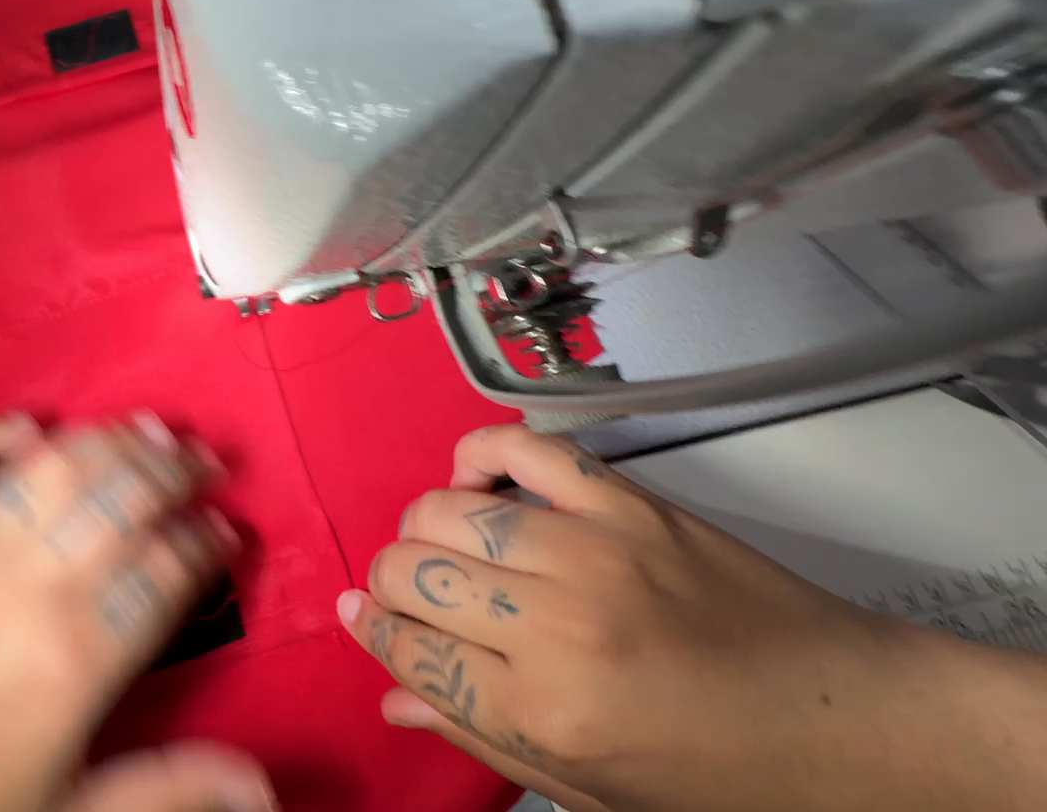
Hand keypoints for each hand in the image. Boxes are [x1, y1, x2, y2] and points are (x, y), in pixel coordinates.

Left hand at [0, 414, 274, 811]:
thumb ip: (166, 787)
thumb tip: (259, 785)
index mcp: (72, 659)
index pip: (163, 572)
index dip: (205, 544)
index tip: (227, 530)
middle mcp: (24, 586)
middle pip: (121, 500)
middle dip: (176, 473)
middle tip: (207, 461)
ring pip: (52, 468)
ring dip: (108, 439)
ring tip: (149, 427)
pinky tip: (28, 424)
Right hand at [338, 424, 1046, 811]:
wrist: (860, 726)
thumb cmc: (723, 777)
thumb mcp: (594, 790)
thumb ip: (479, 733)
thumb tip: (389, 692)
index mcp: (546, 714)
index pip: (408, 649)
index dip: (370, 630)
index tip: (362, 617)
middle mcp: (556, 626)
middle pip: (410, 573)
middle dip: (388, 583)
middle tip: (409, 593)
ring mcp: (592, 550)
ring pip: (444, 510)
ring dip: (422, 527)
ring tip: (444, 546)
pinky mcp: (626, 501)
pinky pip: (520, 447)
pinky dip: (478, 453)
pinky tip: (475, 480)